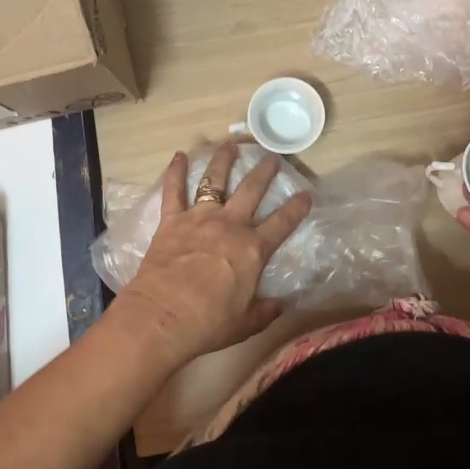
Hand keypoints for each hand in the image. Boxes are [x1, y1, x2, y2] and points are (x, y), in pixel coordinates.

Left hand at [113, 143, 312, 367]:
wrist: (163, 316)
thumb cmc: (208, 323)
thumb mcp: (246, 323)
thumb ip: (265, 311)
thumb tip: (281, 305)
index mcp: (252, 249)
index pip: (282, 223)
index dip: (296, 208)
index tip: (306, 194)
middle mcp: (229, 225)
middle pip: (251, 190)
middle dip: (264, 172)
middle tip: (273, 158)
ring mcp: (199, 218)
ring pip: (214, 180)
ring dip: (224, 160)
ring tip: (231, 145)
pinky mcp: (171, 220)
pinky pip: (173, 190)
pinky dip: (175, 171)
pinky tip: (178, 155)